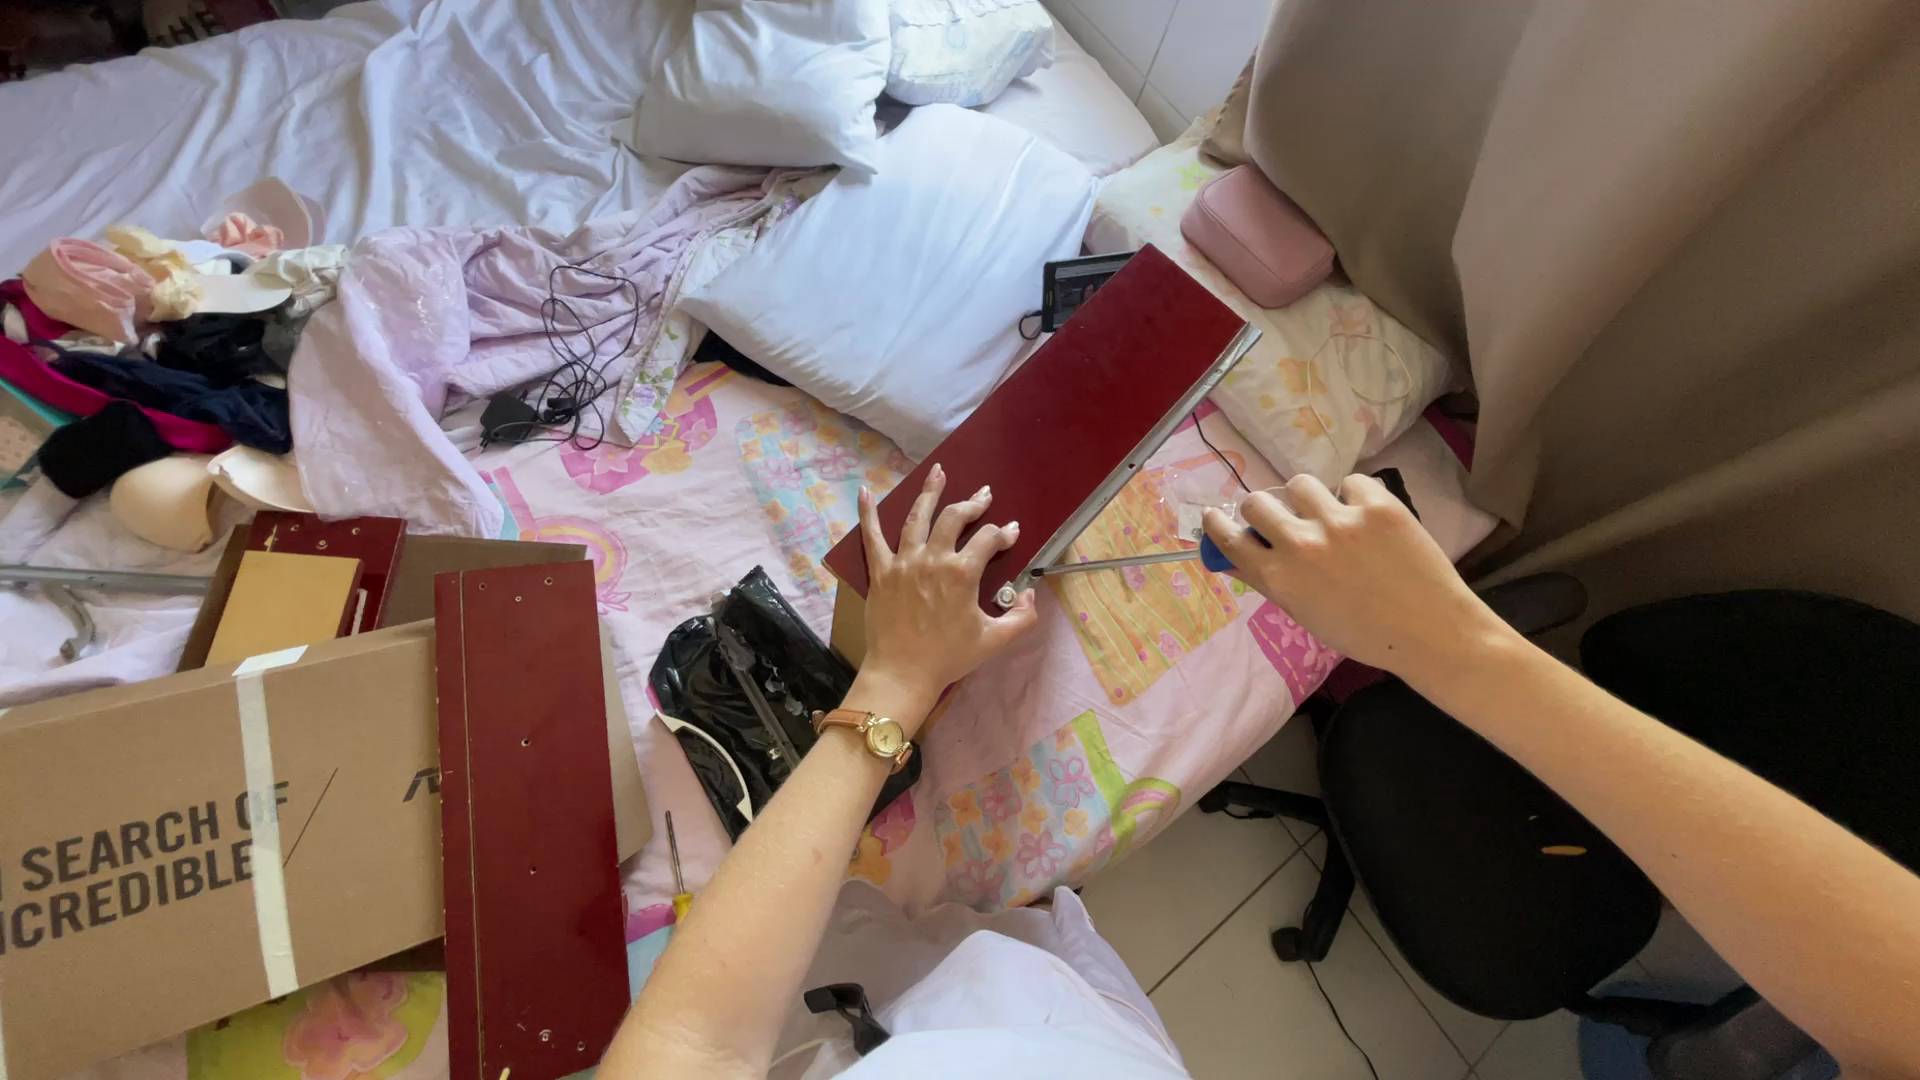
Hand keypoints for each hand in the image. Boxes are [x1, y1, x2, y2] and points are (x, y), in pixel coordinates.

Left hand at [854, 464, 1038, 725]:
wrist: (903, 673)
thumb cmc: (949, 657)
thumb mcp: (994, 641)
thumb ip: (1022, 617)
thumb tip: (1031, 595)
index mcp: (961, 573)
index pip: (987, 539)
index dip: (1003, 533)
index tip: (1010, 533)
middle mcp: (932, 559)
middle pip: (954, 518)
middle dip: (973, 503)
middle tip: (983, 495)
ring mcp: (903, 562)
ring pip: (916, 517)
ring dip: (929, 492)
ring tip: (938, 472)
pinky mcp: (880, 572)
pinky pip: (872, 538)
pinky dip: (868, 513)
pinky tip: (865, 491)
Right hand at [1202, 474, 1514, 678]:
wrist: (1430, 633)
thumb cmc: (1360, 633)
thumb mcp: (1302, 613)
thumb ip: (1266, 581)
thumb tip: (1231, 558)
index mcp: (1278, 577)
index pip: (1229, 538)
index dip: (1217, 524)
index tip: (1216, 516)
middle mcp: (1301, 545)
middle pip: (1256, 503)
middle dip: (1264, 510)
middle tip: (1283, 519)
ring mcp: (1339, 522)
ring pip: (1299, 484)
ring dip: (1308, 498)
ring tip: (1328, 514)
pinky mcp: (1377, 507)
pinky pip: (1351, 482)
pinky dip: (1355, 496)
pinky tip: (1367, 518)